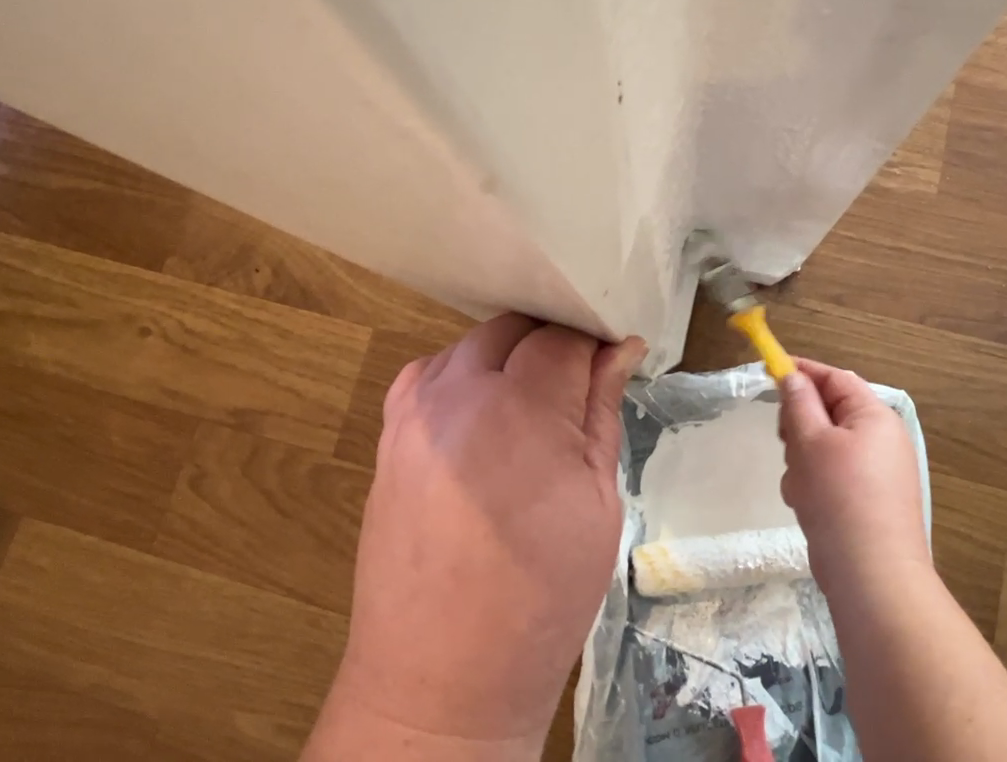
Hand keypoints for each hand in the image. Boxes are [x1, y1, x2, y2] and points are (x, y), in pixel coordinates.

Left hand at [329, 314, 646, 746]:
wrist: (441, 676)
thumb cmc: (541, 600)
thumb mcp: (599, 505)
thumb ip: (600, 414)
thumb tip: (620, 351)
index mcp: (519, 411)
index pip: (562, 337)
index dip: (594, 344)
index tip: (612, 363)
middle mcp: (456, 395)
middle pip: (512, 330)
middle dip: (550, 345)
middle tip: (577, 389)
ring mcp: (411, 414)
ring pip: (469, 347)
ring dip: (505, 359)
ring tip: (532, 408)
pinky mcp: (387, 436)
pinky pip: (429, 378)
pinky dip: (462, 380)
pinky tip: (483, 420)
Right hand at [778, 359, 929, 596]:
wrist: (872, 575)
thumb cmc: (841, 498)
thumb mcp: (811, 442)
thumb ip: (798, 403)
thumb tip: (792, 375)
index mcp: (874, 417)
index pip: (835, 378)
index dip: (801, 371)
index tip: (767, 371)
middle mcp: (879, 439)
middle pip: (826, 412)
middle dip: (799, 427)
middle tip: (787, 445)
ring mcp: (874, 473)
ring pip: (821, 447)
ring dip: (801, 461)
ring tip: (801, 487)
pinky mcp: (864, 501)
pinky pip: (828, 477)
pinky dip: (812, 485)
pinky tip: (807, 507)